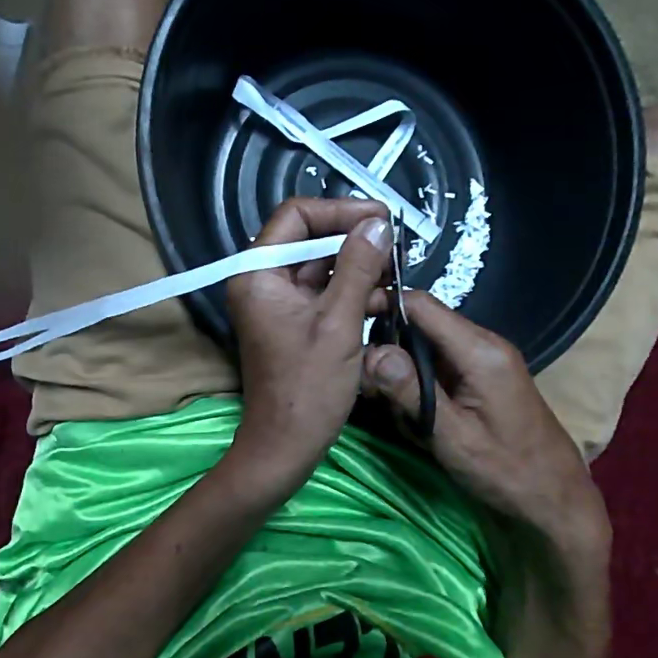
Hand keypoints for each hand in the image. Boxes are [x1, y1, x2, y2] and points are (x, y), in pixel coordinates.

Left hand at [225, 197, 392, 488]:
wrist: (285, 446)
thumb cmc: (308, 387)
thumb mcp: (339, 322)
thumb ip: (359, 267)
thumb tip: (379, 224)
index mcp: (259, 273)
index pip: (296, 215)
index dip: (340, 210)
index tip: (382, 220)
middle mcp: (262, 280)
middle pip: (310, 239)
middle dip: (355, 240)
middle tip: (398, 248)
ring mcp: (277, 302)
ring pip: (322, 266)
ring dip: (359, 267)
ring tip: (398, 273)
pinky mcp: (293, 321)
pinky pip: (324, 293)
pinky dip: (353, 292)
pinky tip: (386, 299)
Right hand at [360, 292, 608, 560]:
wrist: (554, 501)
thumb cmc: (506, 471)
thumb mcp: (452, 437)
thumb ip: (411, 392)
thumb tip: (372, 352)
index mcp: (480, 351)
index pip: (421, 305)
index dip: (382, 305)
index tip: (348, 326)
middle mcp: (483, 345)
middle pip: (420, 323)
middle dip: (387, 347)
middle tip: (364, 383)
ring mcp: (483, 360)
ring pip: (424, 346)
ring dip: (400, 369)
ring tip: (385, 403)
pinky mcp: (480, 377)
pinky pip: (437, 365)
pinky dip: (417, 383)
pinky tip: (410, 413)